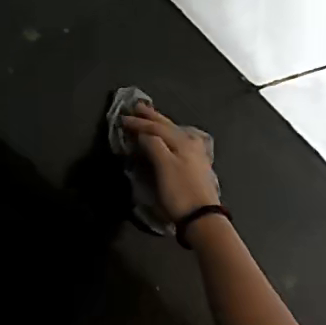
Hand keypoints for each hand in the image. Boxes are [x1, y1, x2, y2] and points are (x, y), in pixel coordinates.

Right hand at [121, 102, 221, 220]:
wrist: (202, 218)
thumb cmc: (179, 192)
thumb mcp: (163, 166)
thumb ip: (153, 145)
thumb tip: (144, 133)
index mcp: (182, 142)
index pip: (156, 127)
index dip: (139, 122)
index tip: (122, 118)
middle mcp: (190, 144)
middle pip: (167, 126)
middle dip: (152, 117)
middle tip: (138, 107)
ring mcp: (195, 155)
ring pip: (174, 133)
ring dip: (160, 124)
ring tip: (151, 117)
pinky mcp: (196, 166)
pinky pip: (179, 142)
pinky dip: (169, 136)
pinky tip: (172, 137)